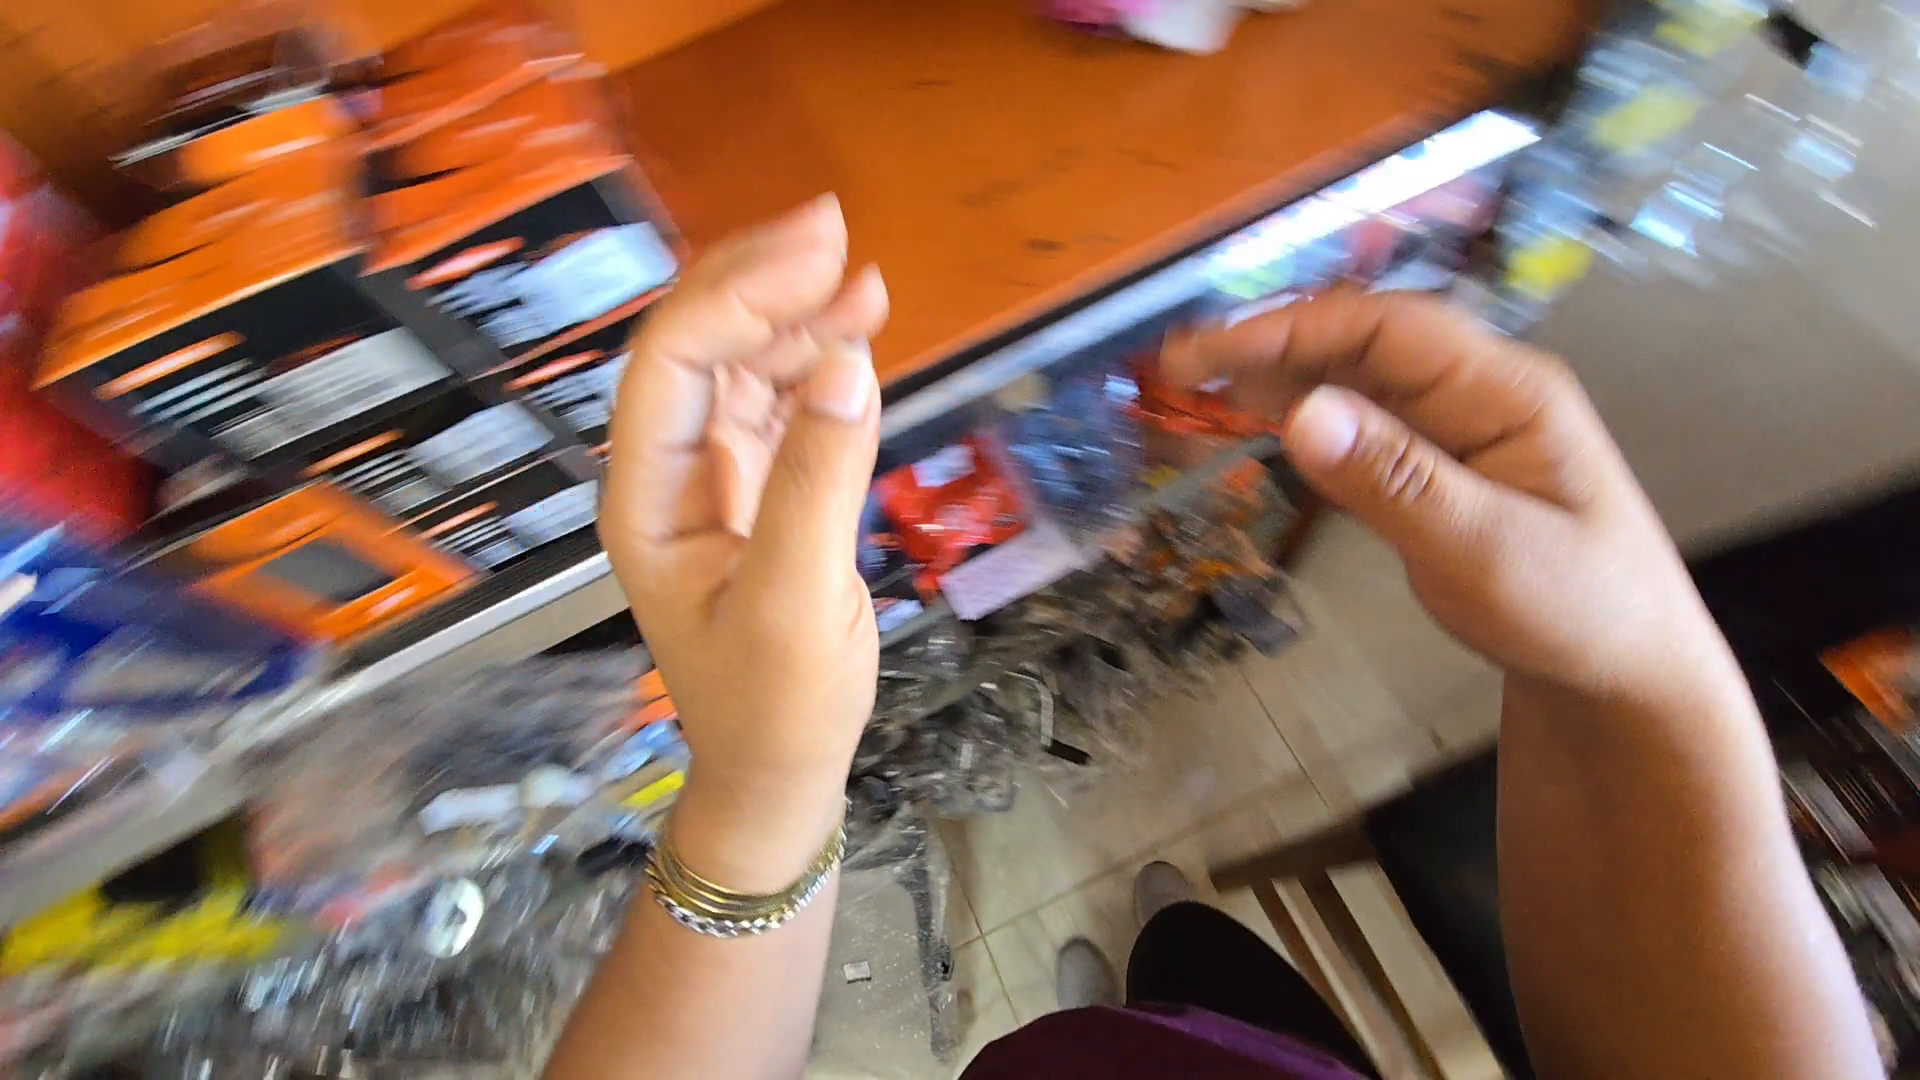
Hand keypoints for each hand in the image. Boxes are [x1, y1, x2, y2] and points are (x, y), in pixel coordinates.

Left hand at [600, 196, 887, 888]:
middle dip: (762, 283)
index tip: (820, 254)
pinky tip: (855, 343)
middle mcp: (673, 472)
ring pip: (745, 373)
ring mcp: (720, 483)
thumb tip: (848, 362)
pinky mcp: (766, 497)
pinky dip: (818, 372)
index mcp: (649, 494)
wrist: (783, 766)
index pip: (675, 359)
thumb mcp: (798, 599)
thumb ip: (820, 482)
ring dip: (798, 321)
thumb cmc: (778, 703)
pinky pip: (783, 414)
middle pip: (701, 347)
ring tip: (863, 282)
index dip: (739, 294)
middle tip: (834, 232)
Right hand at [1163, 289, 1738, 704]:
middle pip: (1358, 342)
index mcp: (1503, 389)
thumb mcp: (1484, 551)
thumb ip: (1394, 482)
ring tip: (1198, 385)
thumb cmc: (1572, 611)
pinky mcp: (1421, 462)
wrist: (1614, 670)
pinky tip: (1252, 419)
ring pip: (1347, 379)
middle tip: (1182, 363)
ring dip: (1273, 374)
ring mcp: (1445, 426)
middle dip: (1268, 343)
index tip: (1211, 352)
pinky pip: (1350, 423)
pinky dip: (1294, 416)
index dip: (1292, 330)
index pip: (1385, 329)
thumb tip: (1301, 415)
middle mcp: (1470, 391)